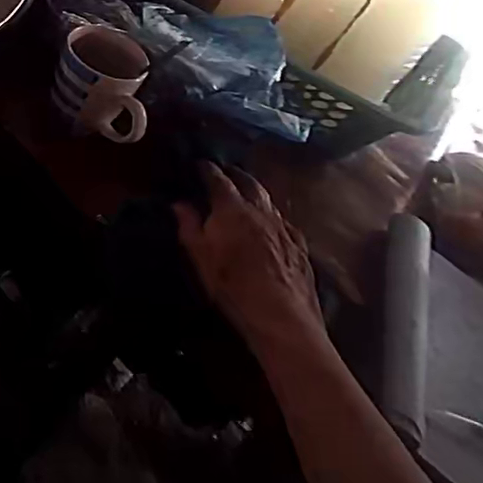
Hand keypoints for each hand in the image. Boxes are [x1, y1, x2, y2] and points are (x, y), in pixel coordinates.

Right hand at [175, 162, 324, 351]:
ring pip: (270, 201)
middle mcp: (261, 212)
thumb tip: (180, 203)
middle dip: (236, 174)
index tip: (198, 163)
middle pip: (250, 183)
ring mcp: (285, 230)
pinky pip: (285, 222)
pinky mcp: (301, 249)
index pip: (218, 179)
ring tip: (246, 192)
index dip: (207, 169)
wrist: (281, 319)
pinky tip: (272, 223)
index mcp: (232, 209)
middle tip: (225, 171)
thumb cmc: (231, 284)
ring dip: (256, 192)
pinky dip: (273, 215)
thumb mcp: (198, 254)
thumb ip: (188, 224)